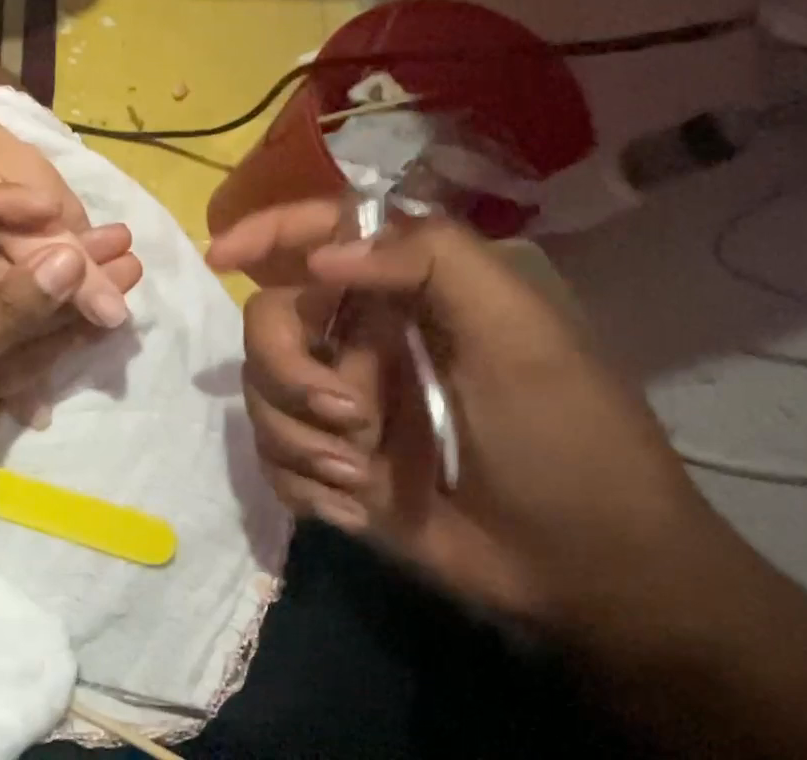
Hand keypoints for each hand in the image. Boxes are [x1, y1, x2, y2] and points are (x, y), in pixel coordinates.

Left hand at [0, 184, 141, 553]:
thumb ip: (1, 313)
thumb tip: (68, 258)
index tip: (51, 204)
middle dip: (55, 258)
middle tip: (121, 244)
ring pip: (17, 312)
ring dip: (70, 296)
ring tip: (131, 275)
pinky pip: (24, 354)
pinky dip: (61, 341)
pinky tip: (104, 325)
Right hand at [208, 201, 723, 629]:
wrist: (586, 574)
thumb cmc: (568, 443)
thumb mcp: (522, 336)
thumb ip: (432, 263)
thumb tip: (321, 255)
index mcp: (404, 296)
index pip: (321, 235)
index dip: (266, 231)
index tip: (220, 256)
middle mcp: (359, 340)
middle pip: (268, 319)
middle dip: (289, 370)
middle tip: (350, 417)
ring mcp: (338, 404)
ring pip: (259, 392)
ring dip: (301, 437)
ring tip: (363, 477)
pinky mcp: (326, 463)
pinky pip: (269, 455)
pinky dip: (302, 483)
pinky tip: (353, 509)